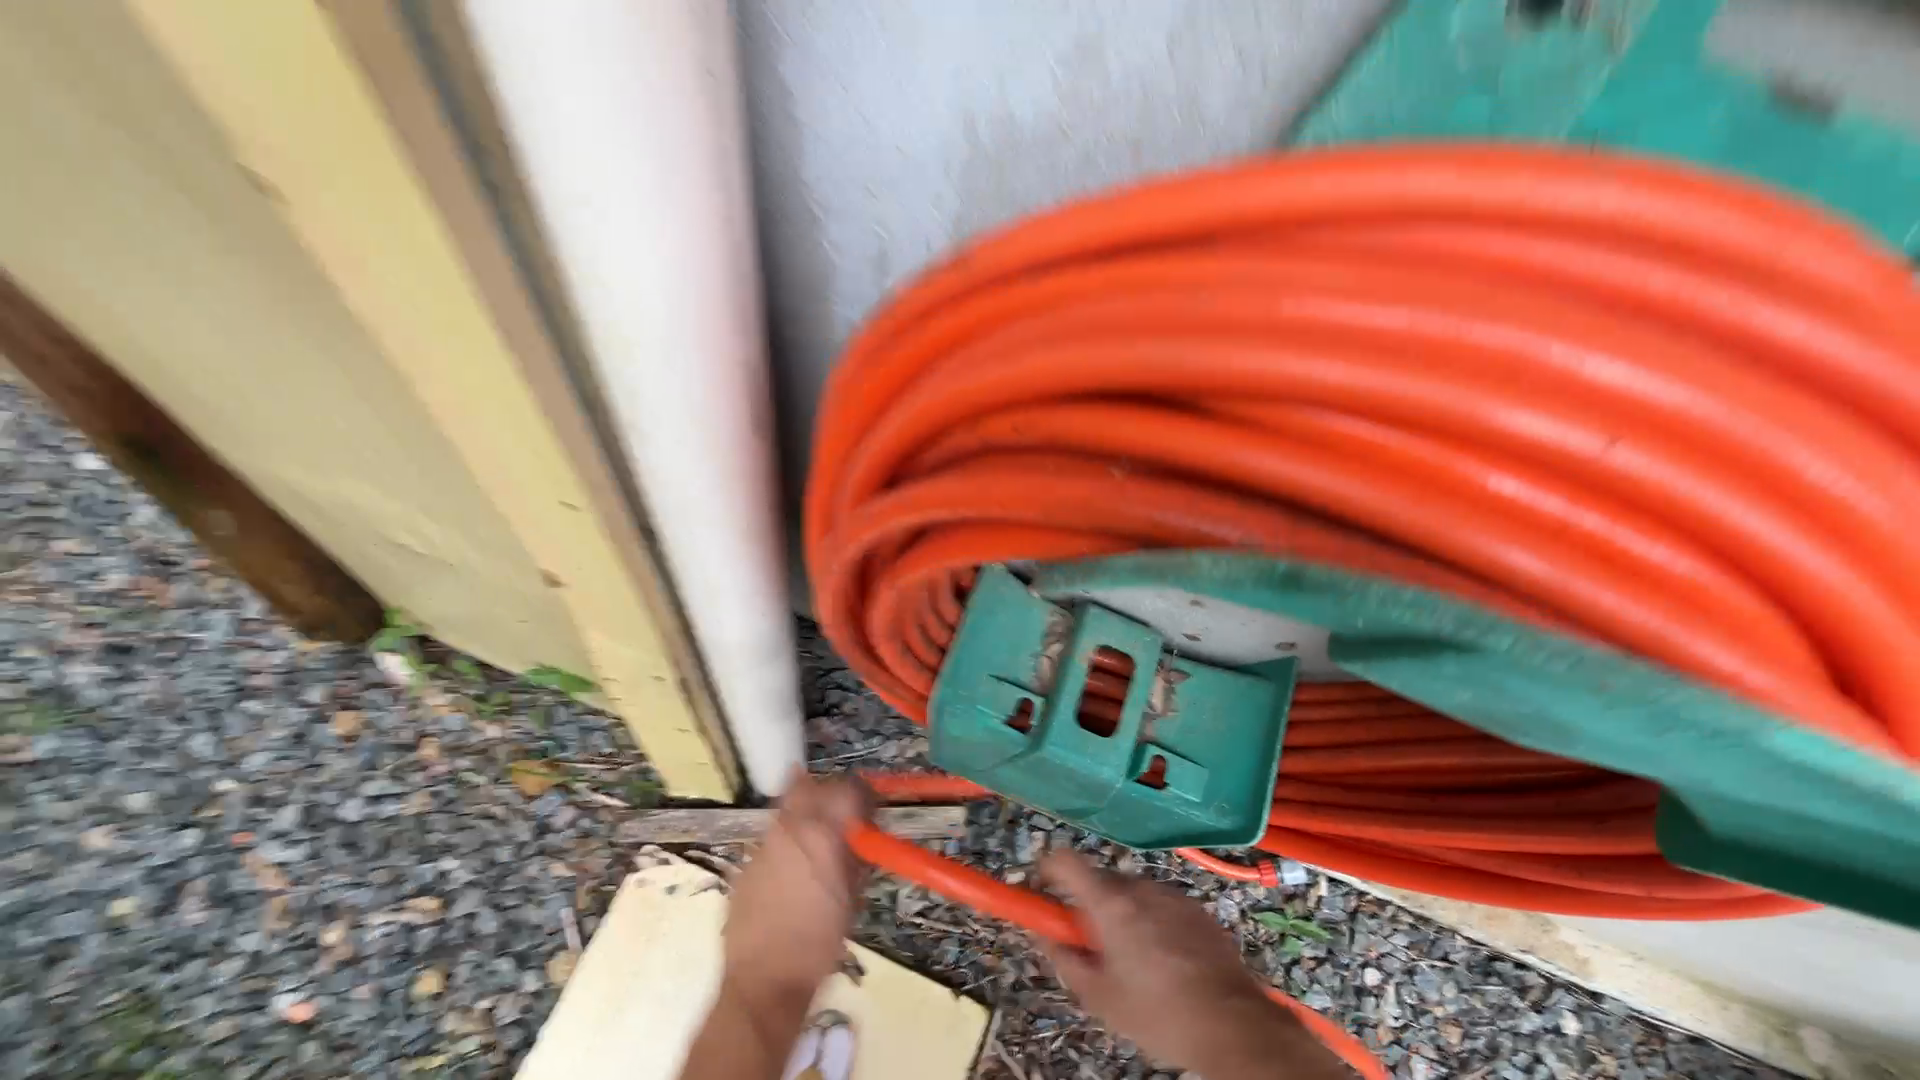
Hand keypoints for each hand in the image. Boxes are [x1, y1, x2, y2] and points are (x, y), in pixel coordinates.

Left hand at [722, 770, 872, 1004]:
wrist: (764, 980)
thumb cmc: (819, 944)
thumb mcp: (852, 899)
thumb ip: (856, 858)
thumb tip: (861, 836)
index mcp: (822, 834)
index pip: (849, 789)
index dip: (864, 795)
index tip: (871, 811)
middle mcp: (789, 829)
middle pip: (809, 785)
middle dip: (828, 794)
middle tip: (842, 817)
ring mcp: (761, 845)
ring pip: (785, 811)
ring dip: (805, 818)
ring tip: (816, 847)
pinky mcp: (743, 864)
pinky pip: (770, 841)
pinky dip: (784, 847)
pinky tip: (790, 876)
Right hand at [1037, 853, 1349, 1077]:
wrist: (1233, 1025)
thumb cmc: (1158, 1013)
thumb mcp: (1099, 997)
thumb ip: (1064, 959)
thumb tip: (1045, 935)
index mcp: (1111, 904)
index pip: (1065, 861)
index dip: (1047, 870)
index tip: (1042, 892)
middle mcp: (1141, 888)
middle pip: (1100, 881)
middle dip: (1089, 906)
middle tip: (1092, 946)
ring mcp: (1173, 895)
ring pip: (1133, 895)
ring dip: (1123, 915)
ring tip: (1134, 961)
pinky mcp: (1198, 909)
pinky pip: (1162, 905)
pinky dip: (1153, 922)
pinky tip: (1166, 962)